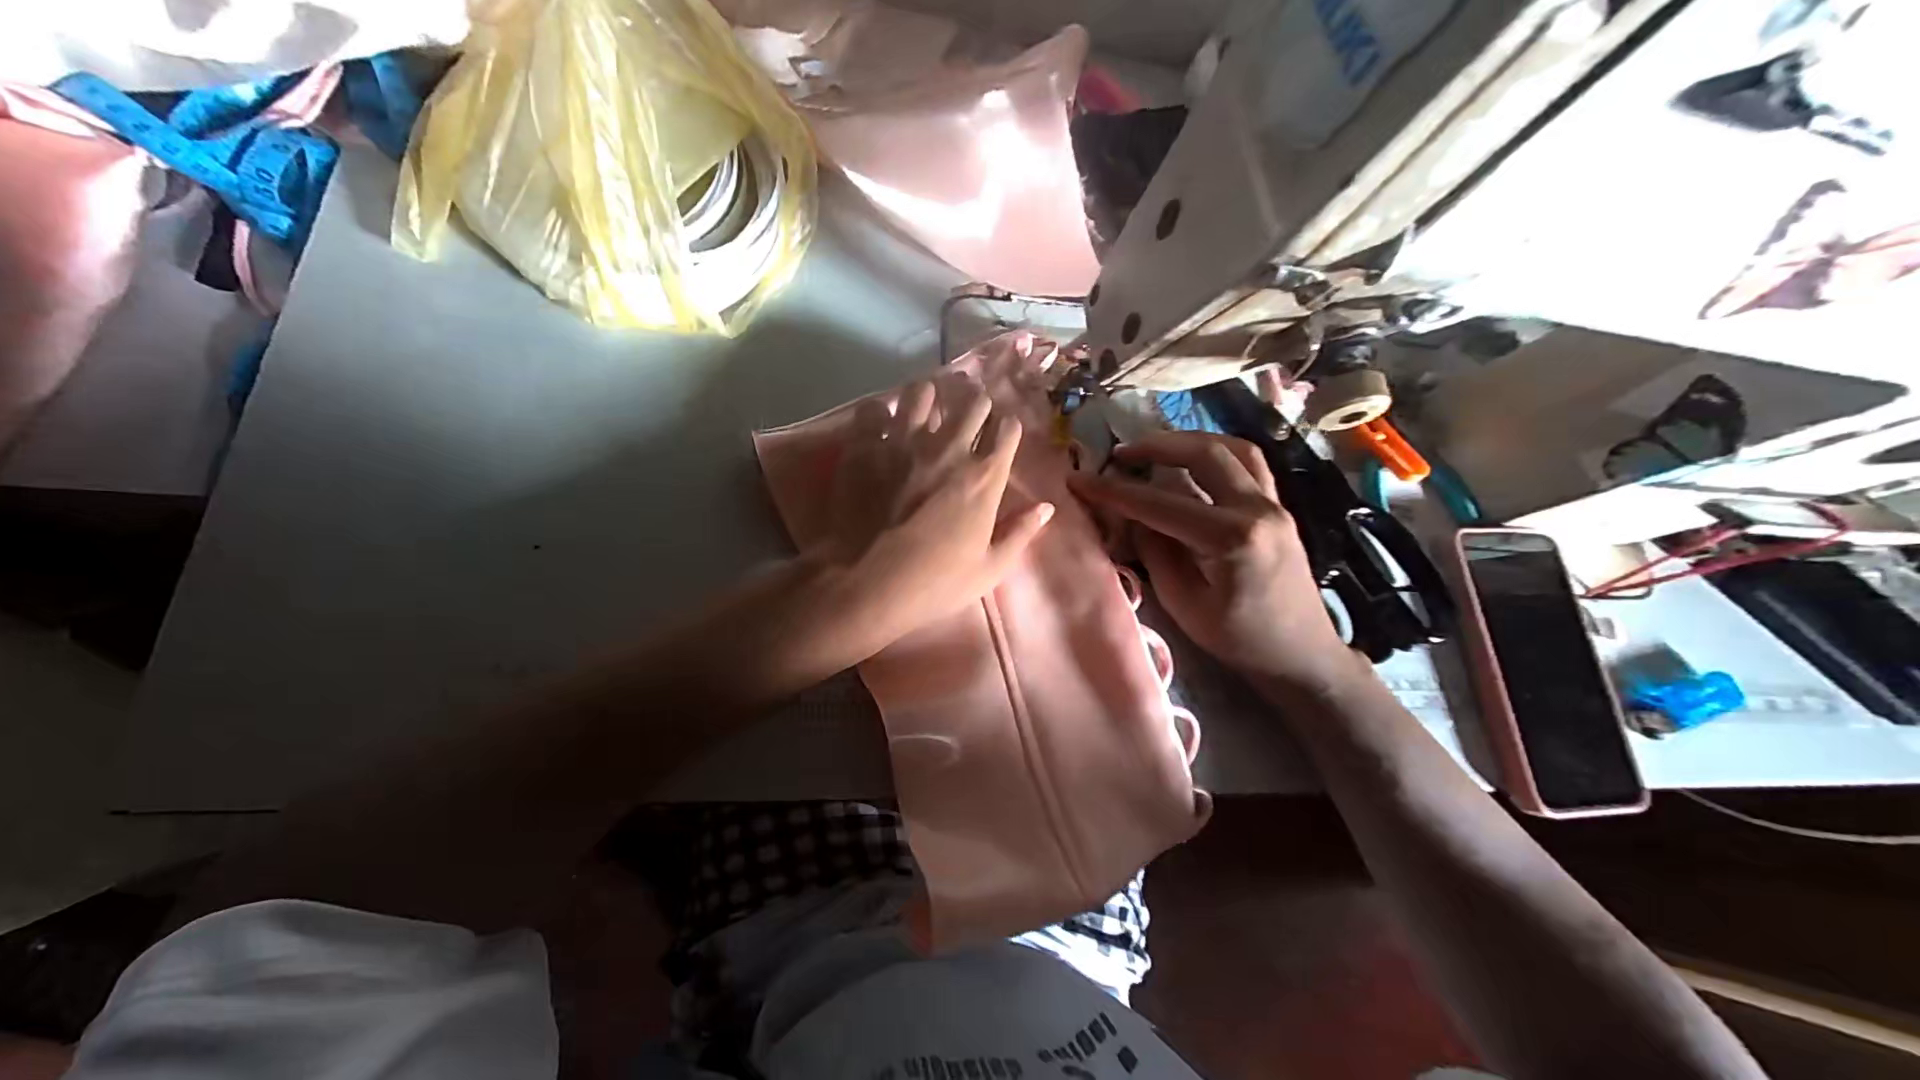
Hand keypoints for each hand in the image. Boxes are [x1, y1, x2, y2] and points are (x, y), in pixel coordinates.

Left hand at [815, 371, 1053, 647]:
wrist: (870, 583)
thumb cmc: (936, 583)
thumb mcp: (990, 568)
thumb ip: (1021, 532)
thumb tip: (1047, 506)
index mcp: (984, 477)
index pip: (1007, 430)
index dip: (1007, 428)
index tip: (1002, 435)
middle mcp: (949, 448)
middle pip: (973, 403)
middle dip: (976, 404)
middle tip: (971, 413)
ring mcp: (904, 442)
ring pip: (924, 393)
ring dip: (930, 397)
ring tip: (927, 408)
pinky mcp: (866, 447)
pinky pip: (873, 409)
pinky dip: (880, 413)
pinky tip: (881, 424)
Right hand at [1066, 432, 1353, 687]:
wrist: (1300, 654)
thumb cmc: (1239, 640)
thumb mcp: (1184, 604)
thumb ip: (1156, 553)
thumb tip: (1132, 516)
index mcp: (1231, 538)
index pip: (1160, 503)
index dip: (1114, 490)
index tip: (1080, 480)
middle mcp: (1257, 509)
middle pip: (1204, 455)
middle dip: (1156, 447)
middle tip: (1120, 454)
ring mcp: (1274, 504)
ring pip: (1232, 448)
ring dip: (1189, 442)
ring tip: (1155, 449)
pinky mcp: (1278, 507)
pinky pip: (1250, 463)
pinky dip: (1217, 452)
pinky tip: (1193, 460)